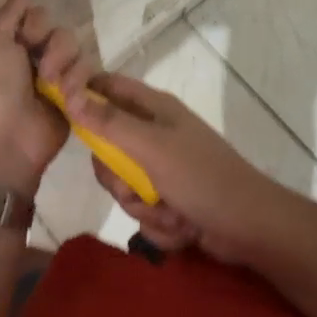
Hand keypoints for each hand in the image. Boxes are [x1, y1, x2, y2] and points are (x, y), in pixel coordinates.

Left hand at [0, 0, 94, 197]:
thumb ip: (8, 13)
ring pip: (78, 49)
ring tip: (55, 88)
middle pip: (60, 30)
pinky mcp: (76, 95)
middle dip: (54, 47)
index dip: (35, 24)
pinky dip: (79, 84)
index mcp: (13, 41)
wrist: (8, 137)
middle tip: (41, 70)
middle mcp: (36, 54)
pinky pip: (89, 74)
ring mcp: (58, 75)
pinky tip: (69, 100)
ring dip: (66, 66)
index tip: (25, 40)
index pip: (38, 14)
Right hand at [69, 73, 287, 262]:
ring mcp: (162, 169)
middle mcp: (154, 134)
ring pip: (123, 185)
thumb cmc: (202, 177)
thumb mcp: (150, 148)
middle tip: (133, 186)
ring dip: (142, 207)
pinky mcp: (169, 200)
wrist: (251, 229)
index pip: (107, 86)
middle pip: (107, 147)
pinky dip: (160, 225)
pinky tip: (182, 228)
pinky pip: (142, 211)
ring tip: (169, 213)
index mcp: (153, 108)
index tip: (64, 116)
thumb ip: (108, 123)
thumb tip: (68, 95)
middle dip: (119, 178)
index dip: (83, 95)